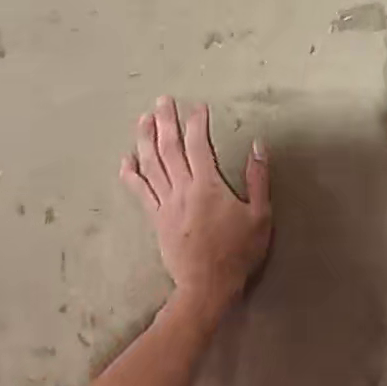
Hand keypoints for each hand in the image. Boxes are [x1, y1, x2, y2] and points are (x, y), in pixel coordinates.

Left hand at [121, 96, 272, 309]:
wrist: (207, 285)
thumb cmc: (238, 251)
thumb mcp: (260, 215)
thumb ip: (258, 179)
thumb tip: (257, 146)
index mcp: (208, 185)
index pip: (199, 144)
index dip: (197, 122)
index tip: (199, 106)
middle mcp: (182, 189)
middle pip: (169, 148)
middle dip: (165, 121)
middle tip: (162, 100)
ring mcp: (165, 204)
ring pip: (150, 165)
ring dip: (145, 139)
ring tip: (144, 118)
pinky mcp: (156, 218)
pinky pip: (140, 191)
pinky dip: (131, 174)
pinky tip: (126, 159)